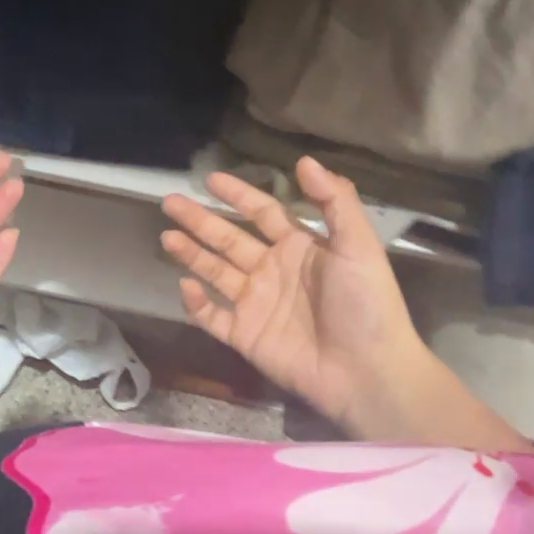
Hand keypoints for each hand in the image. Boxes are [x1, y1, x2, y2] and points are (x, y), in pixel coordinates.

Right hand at [160, 158, 426, 431]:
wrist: (366, 372)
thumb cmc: (367, 306)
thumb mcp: (359, 247)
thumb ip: (335, 202)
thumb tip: (304, 161)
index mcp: (300, 247)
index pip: (262, 212)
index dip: (238, 195)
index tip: (210, 179)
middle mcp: (273, 270)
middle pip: (229, 239)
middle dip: (200, 220)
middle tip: (170, 202)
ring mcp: (256, 304)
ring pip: (215, 272)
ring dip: (191, 254)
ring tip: (166, 237)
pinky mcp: (245, 336)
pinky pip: (213, 318)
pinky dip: (197, 304)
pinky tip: (185, 285)